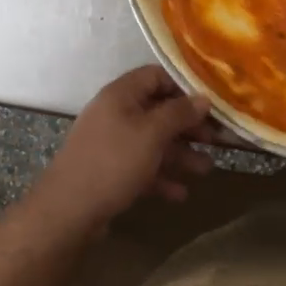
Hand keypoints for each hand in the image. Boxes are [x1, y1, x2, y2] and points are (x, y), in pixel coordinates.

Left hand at [33, 65, 215, 229]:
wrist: (68, 210)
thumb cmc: (114, 162)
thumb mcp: (152, 134)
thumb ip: (179, 113)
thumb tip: (203, 98)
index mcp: (121, 94)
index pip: (156, 75)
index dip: (184, 86)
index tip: (211, 103)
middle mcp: (115, 113)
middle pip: (158, 111)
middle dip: (188, 126)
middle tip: (217, 140)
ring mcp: (111, 143)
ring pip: (153, 142)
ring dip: (180, 154)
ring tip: (206, 170)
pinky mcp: (110, 171)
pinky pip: (142, 167)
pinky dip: (161, 177)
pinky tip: (181, 193)